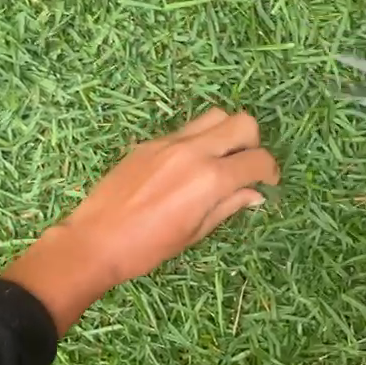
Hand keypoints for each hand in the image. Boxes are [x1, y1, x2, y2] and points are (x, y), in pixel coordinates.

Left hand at [2, 108, 278, 332]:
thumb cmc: (148, 248)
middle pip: (242, 123)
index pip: (257, 160)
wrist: (95, 241)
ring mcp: (169, 142)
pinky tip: (189, 167)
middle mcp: (193, 151)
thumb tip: (254, 193)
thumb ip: (228, 206)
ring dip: (227, 133)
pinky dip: (199, 140)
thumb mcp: (195, 232)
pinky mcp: (150, 143)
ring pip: (215, 117)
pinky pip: (186, 130)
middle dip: (253, 143)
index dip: (270, 171)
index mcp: (210, 179)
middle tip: (246, 167)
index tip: (268, 182)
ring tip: (220, 160)